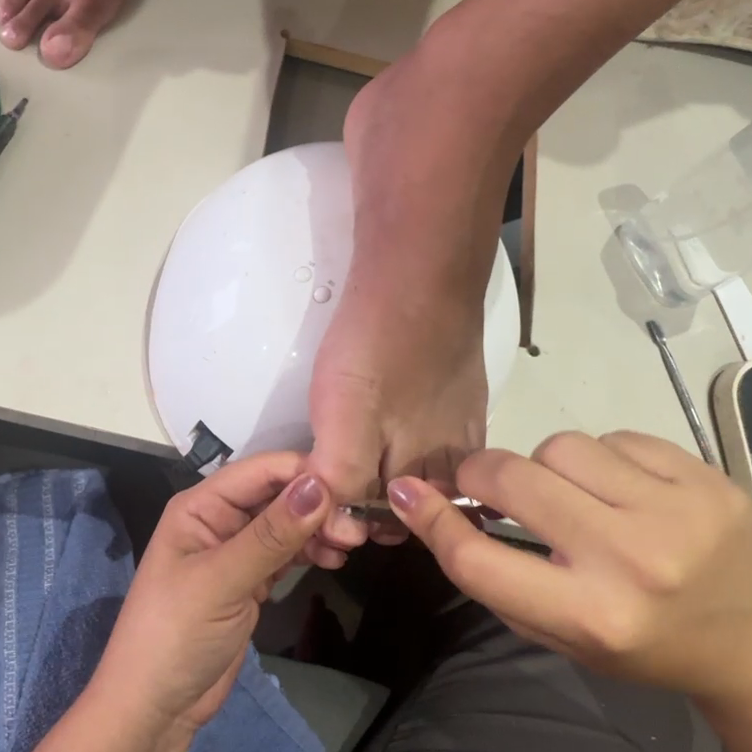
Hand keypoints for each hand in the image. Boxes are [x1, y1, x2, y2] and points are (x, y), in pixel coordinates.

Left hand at [92, 453, 332, 729]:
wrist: (155, 708)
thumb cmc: (175, 635)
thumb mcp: (222, 581)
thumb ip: (270, 535)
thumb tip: (319, 486)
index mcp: (200, 506)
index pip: (261, 471)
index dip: (305, 472)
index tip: (352, 487)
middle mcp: (218, 520)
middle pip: (277, 495)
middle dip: (317, 504)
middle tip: (357, 529)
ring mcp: (235, 552)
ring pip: (286, 525)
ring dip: (318, 529)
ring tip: (353, 544)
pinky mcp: (249, 582)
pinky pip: (286, 554)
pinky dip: (310, 552)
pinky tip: (335, 558)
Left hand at [303, 45, 510, 567]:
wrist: (420, 219)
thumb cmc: (385, 326)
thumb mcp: (353, 413)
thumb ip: (341, 474)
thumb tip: (328, 524)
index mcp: (438, 447)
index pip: (409, 513)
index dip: (364, 528)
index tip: (316, 532)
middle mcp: (445, 419)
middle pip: (408, 478)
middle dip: (359, 500)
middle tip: (307, 505)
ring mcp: (435, 375)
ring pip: (401, 434)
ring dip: (361, 456)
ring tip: (318, 466)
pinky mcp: (417, 335)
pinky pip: (394, 387)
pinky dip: (367, 407)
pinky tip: (342, 401)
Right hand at [386, 432, 751, 704]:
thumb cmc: (639, 644)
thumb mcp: (556, 631)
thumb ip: (490, 571)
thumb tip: (420, 501)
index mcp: (591, 615)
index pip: (479, 558)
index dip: (431, 520)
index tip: (406, 492)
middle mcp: (633, 561)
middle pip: (513, 480)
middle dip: (480, 474)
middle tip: (481, 483)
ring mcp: (676, 513)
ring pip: (561, 447)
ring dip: (547, 467)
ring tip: (570, 495)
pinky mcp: (707, 478)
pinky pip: (614, 437)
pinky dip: (600, 458)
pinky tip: (620, 488)